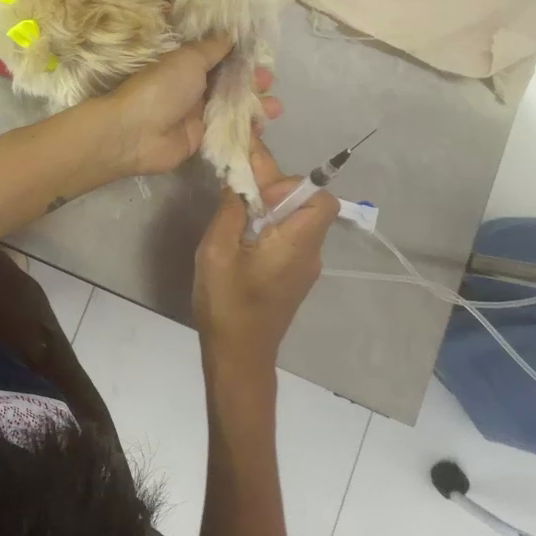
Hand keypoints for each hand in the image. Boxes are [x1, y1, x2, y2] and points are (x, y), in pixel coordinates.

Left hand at [95, 36, 282, 178]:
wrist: (136, 132)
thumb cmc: (161, 87)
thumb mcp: (188, 58)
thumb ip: (213, 48)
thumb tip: (231, 32)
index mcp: (188, 66)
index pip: (222, 59)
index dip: (243, 58)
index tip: (263, 57)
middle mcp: (195, 89)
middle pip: (231, 85)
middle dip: (253, 83)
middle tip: (268, 83)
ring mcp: (199, 116)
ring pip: (234, 109)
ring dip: (256, 107)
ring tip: (274, 108)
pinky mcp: (202, 140)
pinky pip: (229, 134)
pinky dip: (247, 132)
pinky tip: (262, 129)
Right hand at [193, 138, 334, 367]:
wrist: (238, 355)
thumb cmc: (227, 304)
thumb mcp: (217, 252)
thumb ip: (231, 211)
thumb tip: (240, 181)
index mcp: (296, 243)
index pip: (318, 196)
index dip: (289, 183)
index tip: (255, 188)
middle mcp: (310, 251)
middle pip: (309, 203)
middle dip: (277, 189)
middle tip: (241, 190)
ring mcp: (304, 266)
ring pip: (298, 219)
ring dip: (272, 206)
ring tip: (237, 209)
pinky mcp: (294, 275)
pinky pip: (289, 236)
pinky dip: (271, 224)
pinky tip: (242, 232)